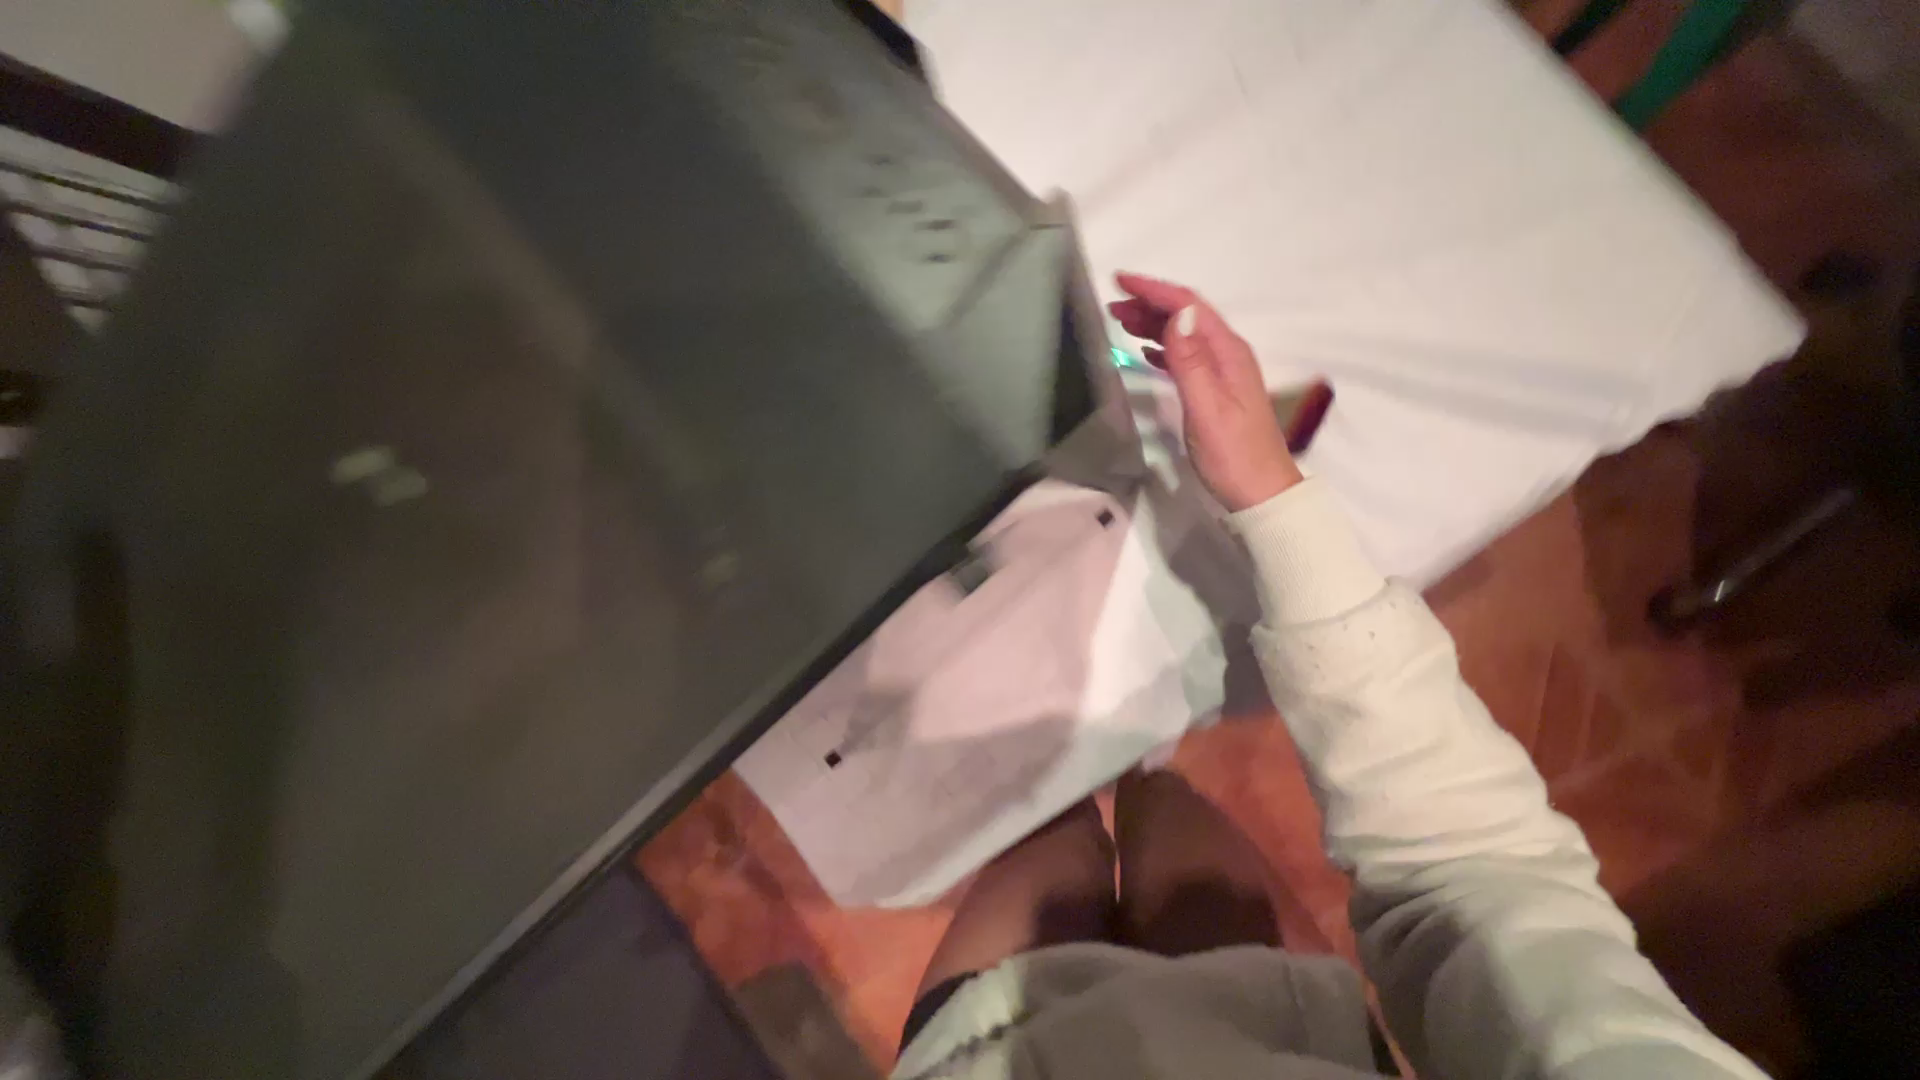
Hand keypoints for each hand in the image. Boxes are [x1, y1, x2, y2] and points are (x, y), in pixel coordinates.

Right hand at [1108, 272, 1304, 511]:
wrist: (1261, 493)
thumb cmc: (1232, 455)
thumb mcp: (1206, 409)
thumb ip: (1191, 362)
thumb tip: (1176, 315)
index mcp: (1227, 353)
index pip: (1189, 307)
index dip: (1155, 290)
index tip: (1120, 281)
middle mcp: (1228, 355)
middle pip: (1187, 316)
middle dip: (1150, 304)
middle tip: (1112, 305)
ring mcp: (1223, 373)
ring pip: (1185, 335)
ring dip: (1154, 324)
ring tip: (1121, 322)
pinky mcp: (1216, 390)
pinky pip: (1186, 357)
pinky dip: (1163, 348)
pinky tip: (1145, 352)